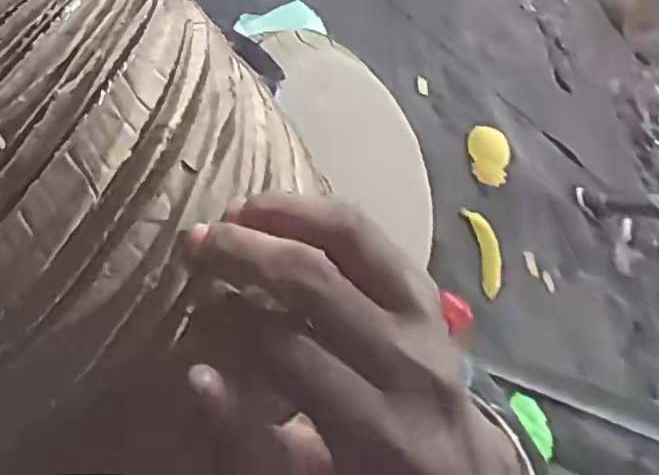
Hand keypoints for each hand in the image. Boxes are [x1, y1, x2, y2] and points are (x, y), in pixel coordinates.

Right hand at [186, 195, 523, 474]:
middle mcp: (410, 363)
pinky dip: (314, 210)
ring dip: (282, 213)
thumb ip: (253, 438)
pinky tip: (277, 210)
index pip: (287, 348)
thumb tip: (198, 373)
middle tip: (198, 239)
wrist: (462, 474)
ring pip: (347, 234)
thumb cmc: (370, 474)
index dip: (231, 314)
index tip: (196, 293)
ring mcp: (426, 317)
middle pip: (313, 278)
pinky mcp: (426, 288)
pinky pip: (367, 230)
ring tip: (237, 212)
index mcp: (382, 431)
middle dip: (244, 250)